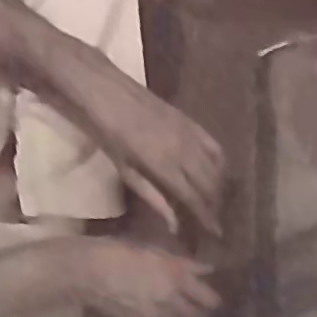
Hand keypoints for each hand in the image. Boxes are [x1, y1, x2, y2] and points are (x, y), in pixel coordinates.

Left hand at [51, 55, 225, 236]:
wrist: (97, 83)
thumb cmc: (102, 128)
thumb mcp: (124, 168)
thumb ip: (153, 197)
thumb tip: (174, 225)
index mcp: (164, 166)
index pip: (195, 200)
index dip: (207, 218)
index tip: (216, 233)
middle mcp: (183, 152)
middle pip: (210, 187)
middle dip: (214, 205)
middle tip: (211, 216)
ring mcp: (189, 135)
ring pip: (216, 170)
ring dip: (217, 188)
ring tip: (212, 198)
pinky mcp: (190, 121)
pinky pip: (215, 148)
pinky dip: (219, 163)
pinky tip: (215, 172)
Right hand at [76, 239, 220, 316]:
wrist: (82, 271)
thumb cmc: (116, 251)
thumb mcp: (152, 250)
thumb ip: (183, 263)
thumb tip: (208, 269)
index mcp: (176, 278)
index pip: (210, 299)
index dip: (215, 302)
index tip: (217, 302)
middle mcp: (171, 300)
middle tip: (206, 316)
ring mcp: (156, 316)